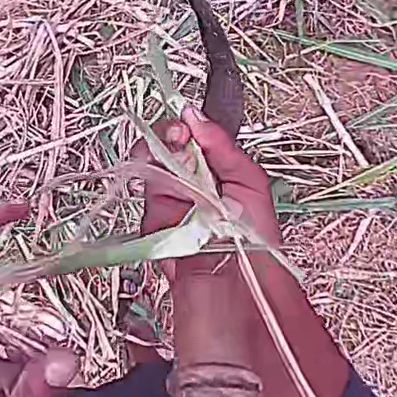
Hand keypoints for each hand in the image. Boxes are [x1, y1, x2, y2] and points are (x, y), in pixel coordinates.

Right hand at [134, 107, 282, 278]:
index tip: (188, 119)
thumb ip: (223, 146)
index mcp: (219, 168)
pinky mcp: (153, 212)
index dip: (190, 124)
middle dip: (170, 132)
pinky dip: (145, 169)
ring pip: (152, 158)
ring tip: (168, 146)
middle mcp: (194, 179)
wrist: (233, 278)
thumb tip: (197, 117)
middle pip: (170, 142)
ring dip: (156, 146)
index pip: (198, 136)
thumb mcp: (250, 182)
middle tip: (178, 133)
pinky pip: (143, 183)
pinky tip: (156, 166)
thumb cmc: (253, 237)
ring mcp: (172, 194)